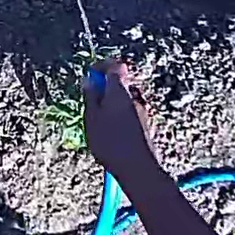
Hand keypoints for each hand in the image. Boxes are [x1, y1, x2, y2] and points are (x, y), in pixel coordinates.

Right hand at [83, 59, 161, 189]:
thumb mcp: (91, 117)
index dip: (102, 67)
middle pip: (120, 84)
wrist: (137, 168)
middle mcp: (134, 97)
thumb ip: (90, 96)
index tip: (91, 76)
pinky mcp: (146, 126)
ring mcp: (142, 112)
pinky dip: (119, 118)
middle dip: (105, 90)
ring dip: (112, 105)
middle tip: (91, 104)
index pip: (115, 66)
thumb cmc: (110, 142)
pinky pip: (129, 114)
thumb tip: (88, 81)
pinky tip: (111, 135)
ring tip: (99, 124)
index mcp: (120, 91)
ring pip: (124, 100)